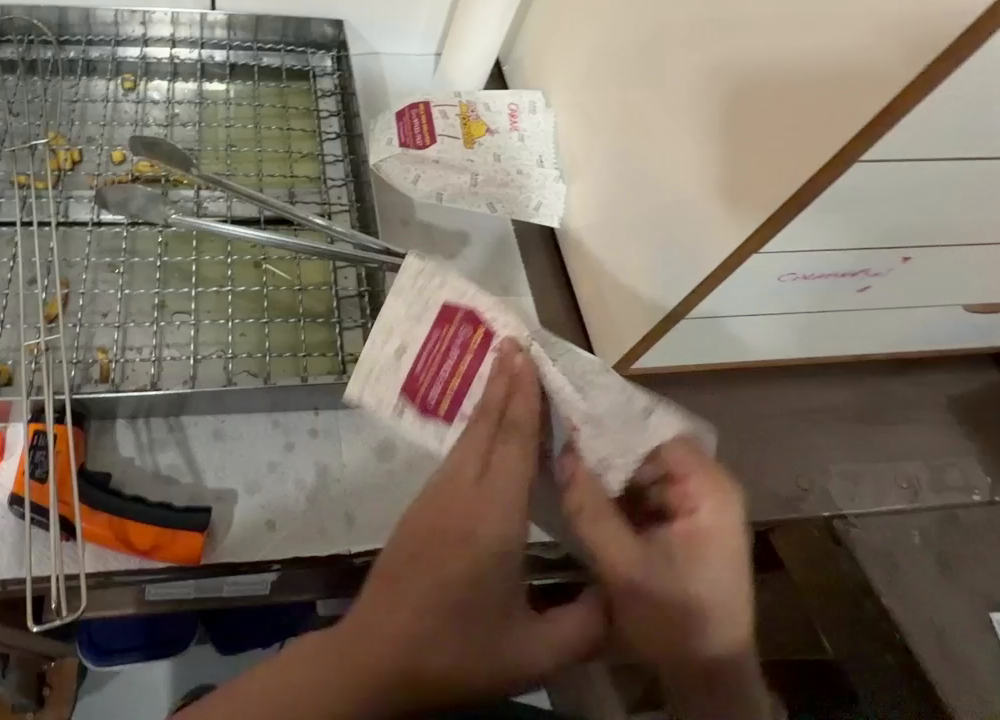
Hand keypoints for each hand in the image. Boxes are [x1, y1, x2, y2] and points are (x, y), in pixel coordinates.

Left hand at [328, 341, 606, 714]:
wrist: (376, 658)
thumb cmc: (457, 654)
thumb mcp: (534, 653)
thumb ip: (587, 623)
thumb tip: (624, 593)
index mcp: (490, 517)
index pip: (511, 441)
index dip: (522, 395)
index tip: (526, 352)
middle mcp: (458, 493)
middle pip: (484, 426)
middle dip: (503, 382)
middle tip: (517, 341)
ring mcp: (433, 498)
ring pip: (466, 438)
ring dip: (489, 402)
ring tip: (507, 372)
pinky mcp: (421, 508)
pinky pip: (456, 456)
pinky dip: (477, 430)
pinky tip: (487, 431)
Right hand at [558, 435, 772, 718]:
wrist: (708, 678)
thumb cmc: (676, 622)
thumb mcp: (624, 567)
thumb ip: (590, 508)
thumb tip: (561, 452)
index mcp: (708, 488)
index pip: (652, 429)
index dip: (608, 419)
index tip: (564, 408)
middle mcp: (706, 485)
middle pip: (644, 444)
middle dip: (600, 442)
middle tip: (552, 428)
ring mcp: (693, 502)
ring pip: (637, 465)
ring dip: (601, 464)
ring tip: (557, 449)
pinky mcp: (678, 520)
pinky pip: (638, 488)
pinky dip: (609, 486)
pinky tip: (575, 481)